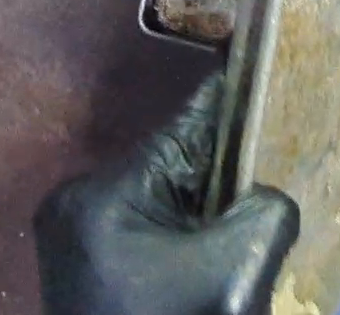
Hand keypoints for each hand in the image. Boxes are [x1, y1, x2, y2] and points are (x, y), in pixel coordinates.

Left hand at [34, 75, 298, 314]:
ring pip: (162, 191)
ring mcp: (73, 230)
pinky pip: (144, 220)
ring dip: (203, 198)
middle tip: (266, 147)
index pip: (185, 127)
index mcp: (105, 195)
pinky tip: (212, 230)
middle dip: (221, 164)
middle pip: (173, 159)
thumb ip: (265, 211)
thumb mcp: (235, 274)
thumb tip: (261, 194)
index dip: (228, 102)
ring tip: (244, 194)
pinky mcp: (81, 256)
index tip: (256, 65)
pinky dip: (181, 223)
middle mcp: (78, 199)